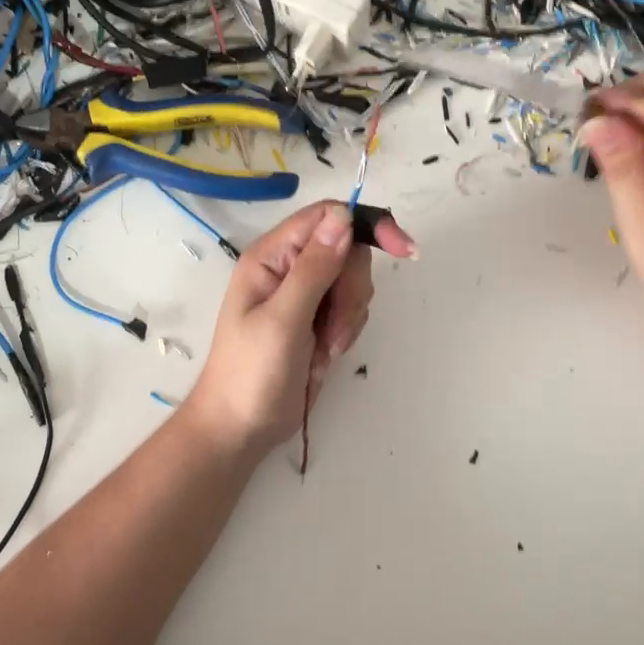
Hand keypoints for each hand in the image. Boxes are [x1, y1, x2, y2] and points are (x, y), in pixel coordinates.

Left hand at [184, 202, 414, 456]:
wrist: (241, 428)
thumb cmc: (251, 374)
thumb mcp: (282, 319)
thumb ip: (314, 268)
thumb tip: (343, 216)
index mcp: (270, 257)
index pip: (325, 216)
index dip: (364, 225)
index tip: (402, 248)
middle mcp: (288, 268)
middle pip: (347, 249)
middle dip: (352, 287)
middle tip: (334, 325)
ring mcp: (304, 295)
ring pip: (353, 280)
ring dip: (349, 314)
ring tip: (325, 347)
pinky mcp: (317, 320)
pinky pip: (350, 307)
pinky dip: (347, 329)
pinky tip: (326, 354)